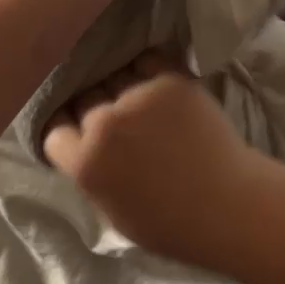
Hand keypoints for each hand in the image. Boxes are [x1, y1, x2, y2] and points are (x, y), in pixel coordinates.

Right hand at [43, 52, 265, 264]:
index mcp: (86, 164)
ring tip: (135, 95)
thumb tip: (82, 145)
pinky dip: (147, 68)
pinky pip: (146, 60)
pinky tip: (153, 79)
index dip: (67, 131)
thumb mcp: (112, 211)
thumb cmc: (171, 223)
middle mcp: (105, 124)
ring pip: (113, 76)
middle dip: (92, 107)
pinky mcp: (170, 80)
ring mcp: (138, 98)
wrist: (230, 205)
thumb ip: (91, 172)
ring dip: (119, 86)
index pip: (54, 129)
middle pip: (84, 98)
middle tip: (112, 117)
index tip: (77, 131)